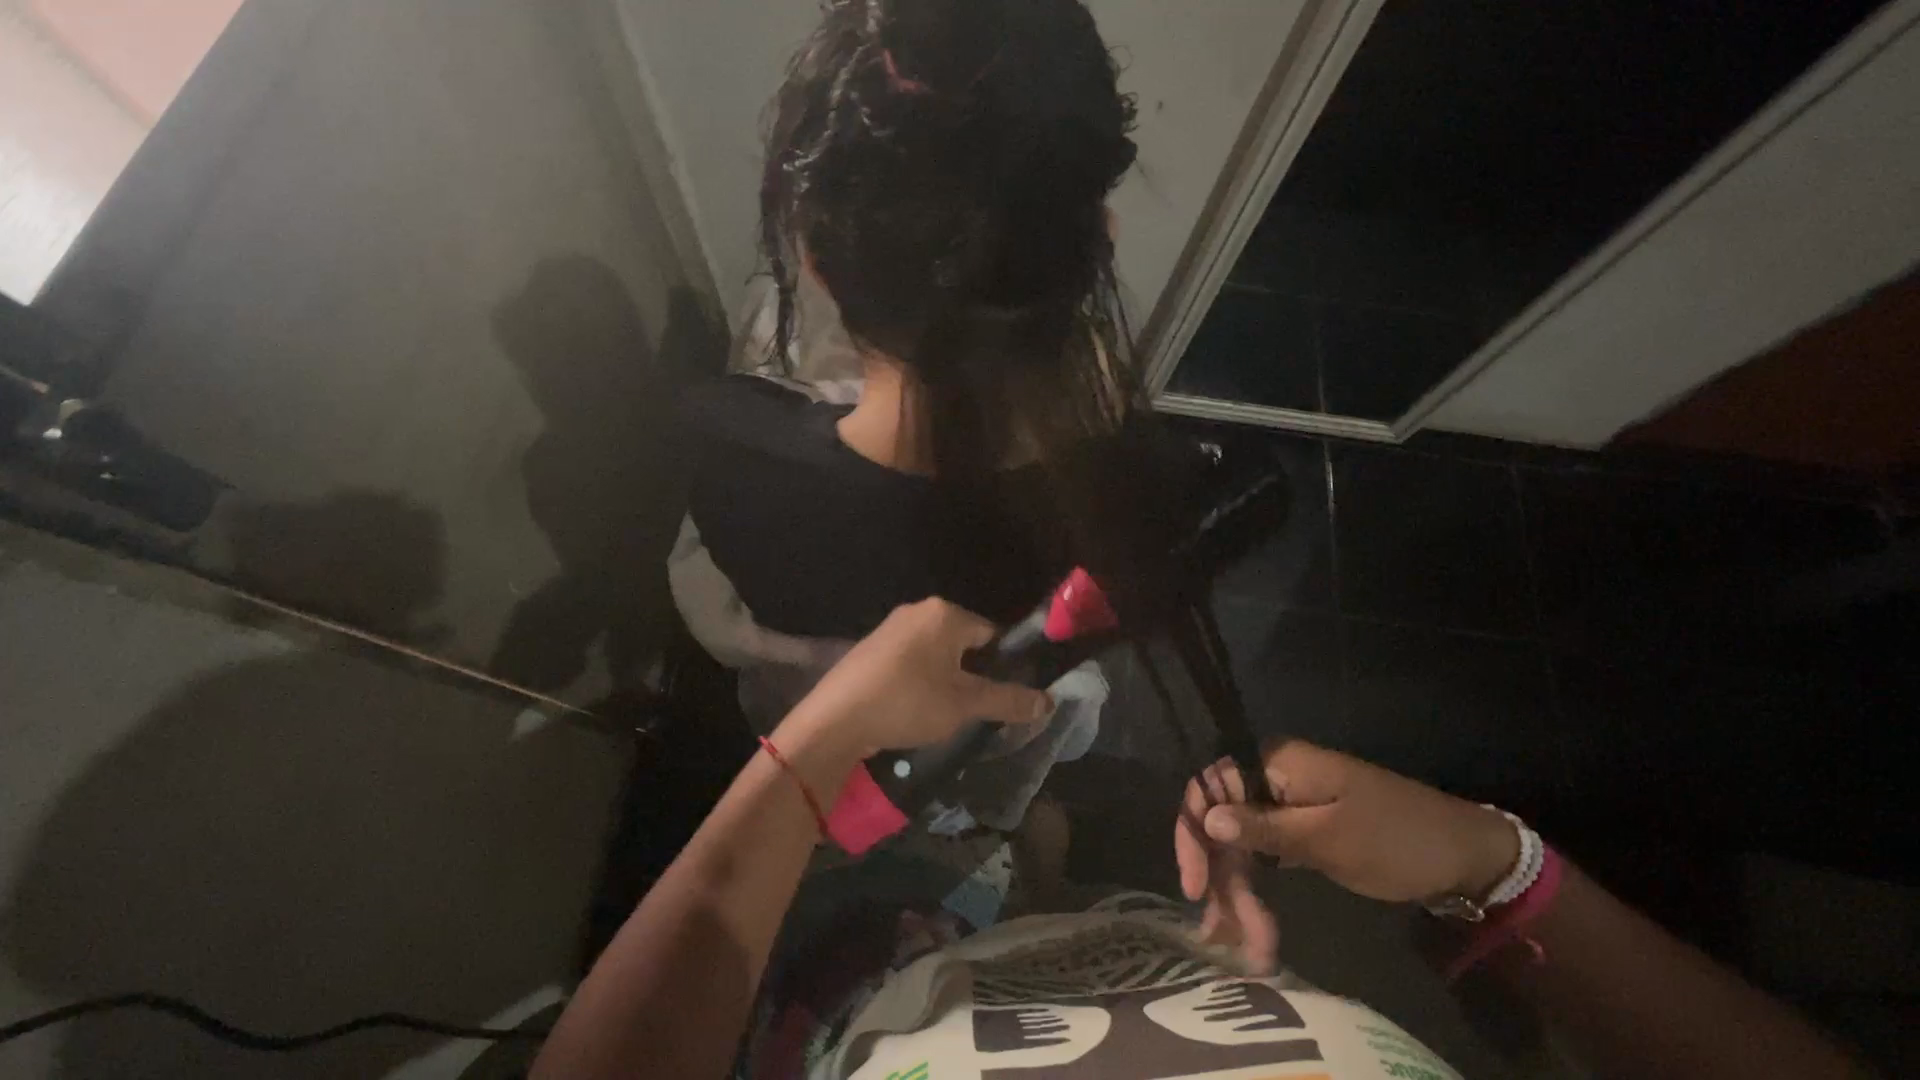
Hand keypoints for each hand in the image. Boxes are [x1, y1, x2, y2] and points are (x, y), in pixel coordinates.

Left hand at [787, 598, 1052, 758]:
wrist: (836, 720)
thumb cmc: (908, 703)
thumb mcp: (965, 704)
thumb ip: (1008, 700)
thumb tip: (1048, 701)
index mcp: (945, 613)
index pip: (992, 634)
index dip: (1002, 667)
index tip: (1000, 697)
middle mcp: (918, 611)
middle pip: (964, 643)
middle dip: (972, 675)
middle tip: (973, 710)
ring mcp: (890, 628)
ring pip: (936, 655)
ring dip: (945, 681)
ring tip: (943, 715)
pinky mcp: (871, 649)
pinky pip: (910, 662)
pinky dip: (919, 683)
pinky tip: (913, 711)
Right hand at [1174, 742, 1519, 971]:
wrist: (1465, 856)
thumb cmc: (1396, 839)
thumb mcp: (1327, 838)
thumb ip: (1263, 829)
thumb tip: (1207, 819)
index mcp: (1276, 764)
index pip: (1209, 788)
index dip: (1194, 834)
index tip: (1196, 887)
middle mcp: (1274, 779)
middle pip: (1224, 826)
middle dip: (1225, 882)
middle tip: (1227, 937)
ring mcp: (1287, 806)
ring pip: (1243, 849)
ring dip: (1242, 896)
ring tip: (1251, 949)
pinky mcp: (1301, 832)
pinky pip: (1265, 858)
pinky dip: (1259, 891)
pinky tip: (1257, 929)